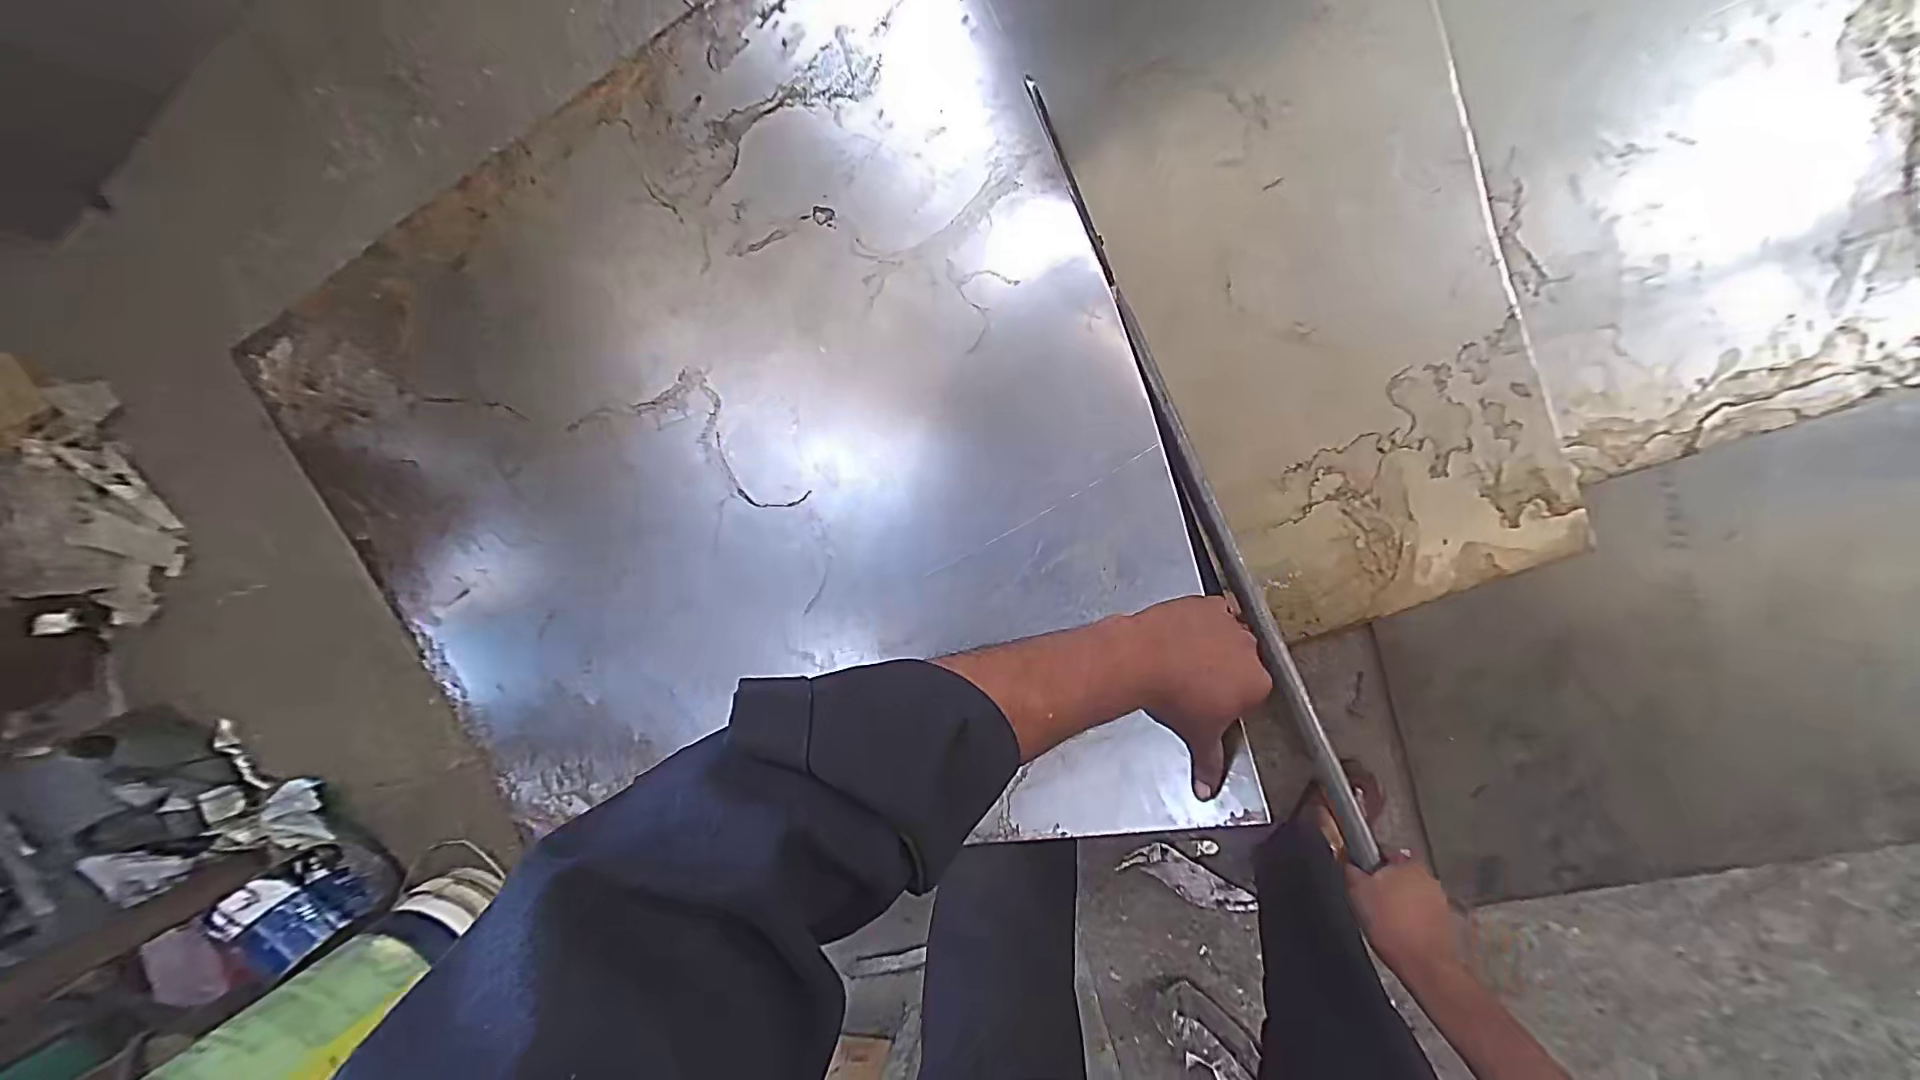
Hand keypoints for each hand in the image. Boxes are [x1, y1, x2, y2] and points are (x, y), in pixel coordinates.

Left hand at [1125, 595, 1271, 800]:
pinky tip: (1185, 629)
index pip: (1254, 691)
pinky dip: (1203, 618)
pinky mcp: (1208, 604)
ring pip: (1231, 634)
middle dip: (1226, 669)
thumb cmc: (1171, 696)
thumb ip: (1209, 763)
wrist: (1142, 660)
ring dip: (1216, 642)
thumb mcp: (1196, 735)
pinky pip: (1214, 609)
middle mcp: (1251, 650)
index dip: (1233, 696)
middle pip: (1245, 661)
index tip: (1214, 699)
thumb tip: (1206, 789)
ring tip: (1188, 654)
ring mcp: (1230, 623)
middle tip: (1198, 679)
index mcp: (1258, 683)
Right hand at [1343, 850, 1463, 975]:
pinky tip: (1398, 933)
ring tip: (1383, 920)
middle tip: (1369, 900)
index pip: (1385, 854)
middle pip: (1399, 876)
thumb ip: (1350, 868)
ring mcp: (1441, 903)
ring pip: (1410, 897)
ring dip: (1399, 904)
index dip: (1370, 866)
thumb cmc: (1390, 924)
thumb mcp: (1356, 889)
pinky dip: (1411, 922)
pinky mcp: (1446, 926)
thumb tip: (1347, 861)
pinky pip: (1421, 916)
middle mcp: (1430, 879)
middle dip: (1386, 886)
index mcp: (1410, 864)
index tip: (1362, 879)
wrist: (1424, 966)